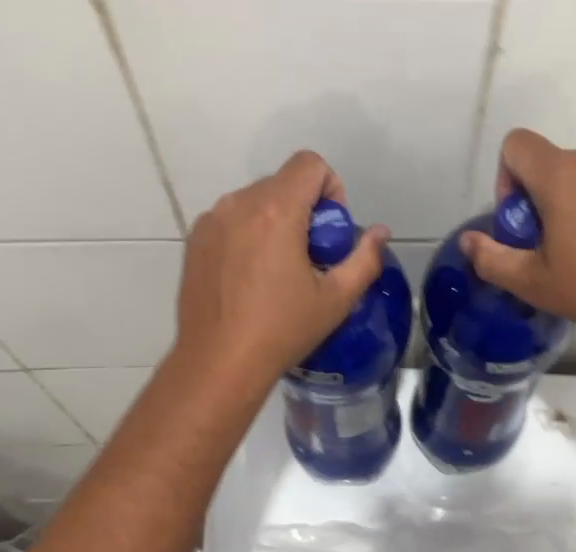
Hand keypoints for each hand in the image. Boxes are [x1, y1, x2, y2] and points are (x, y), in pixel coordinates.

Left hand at [171, 151, 390, 383]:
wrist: (218, 363)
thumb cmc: (281, 332)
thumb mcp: (335, 300)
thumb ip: (364, 259)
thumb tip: (379, 233)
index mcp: (276, 210)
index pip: (310, 164)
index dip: (330, 190)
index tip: (330, 233)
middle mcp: (238, 203)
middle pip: (282, 184)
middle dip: (303, 212)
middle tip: (309, 261)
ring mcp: (211, 221)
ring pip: (254, 204)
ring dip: (273, 226)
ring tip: (278, 275)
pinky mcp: (195, 242)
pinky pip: (230, 224)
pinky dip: (246, 239)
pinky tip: (249, 282)